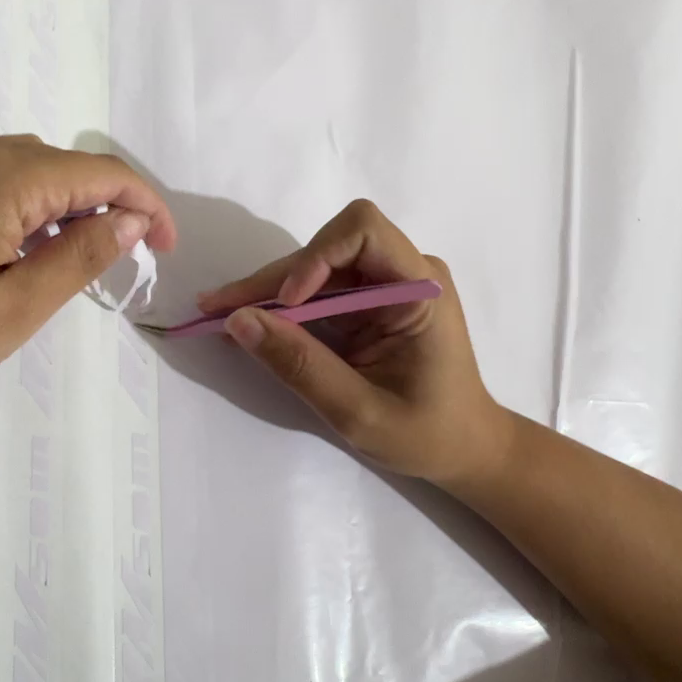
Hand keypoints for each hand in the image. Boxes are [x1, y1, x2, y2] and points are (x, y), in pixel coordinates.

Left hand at [0, 135, 176, 430]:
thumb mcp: (10, 312)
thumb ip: (77, 258)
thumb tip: (130, 219)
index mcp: (3, 179)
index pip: (103, 172)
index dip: (148, 205)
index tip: (166, 252)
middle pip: (70, 164)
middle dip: (113, 205)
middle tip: (131, 264)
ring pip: (36, 171)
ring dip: (72, 207)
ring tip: (87, 262)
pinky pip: (2, 181)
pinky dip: (34, 209)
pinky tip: (30, 253)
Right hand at [198, 199, 508, 484]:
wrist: (464, 450)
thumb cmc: (427, 435)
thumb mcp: (360, 412)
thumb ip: (301, 366)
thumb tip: (238, 321)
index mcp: (420, 290)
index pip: (364, 231)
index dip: (317, 255)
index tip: (288, 303)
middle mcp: (405, 273)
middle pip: (329, 247)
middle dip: (275, 278)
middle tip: (217, 309)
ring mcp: (386, 285)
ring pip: (315, 265)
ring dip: (270, 290)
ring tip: (220, 315)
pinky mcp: (368, 301)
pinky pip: (318, 289)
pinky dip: (282, 305)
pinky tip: (249, 320)